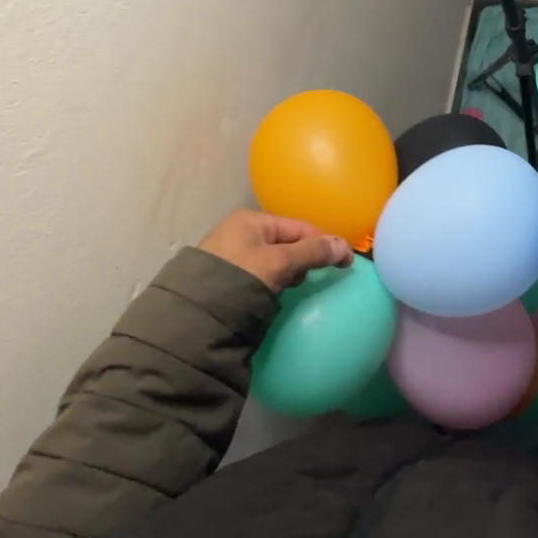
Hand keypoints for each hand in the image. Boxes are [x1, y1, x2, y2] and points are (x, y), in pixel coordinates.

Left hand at [198, 209, 352, 292]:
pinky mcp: (225, 279)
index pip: (299, 227)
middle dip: (304, 259)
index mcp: (252, 220)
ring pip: (275, 260)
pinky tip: (275, 296)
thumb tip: (345, 247)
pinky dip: (274, 283)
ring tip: (293, 289)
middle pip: (288, 242)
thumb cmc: (238, 279)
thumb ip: (312, 252)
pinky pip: (261, 275)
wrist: (193, 317)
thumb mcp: (279, 263)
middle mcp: (241, 232)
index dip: (323, 243)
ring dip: (289, 273)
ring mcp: (232, 256)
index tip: (343, 263)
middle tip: (310, 279)